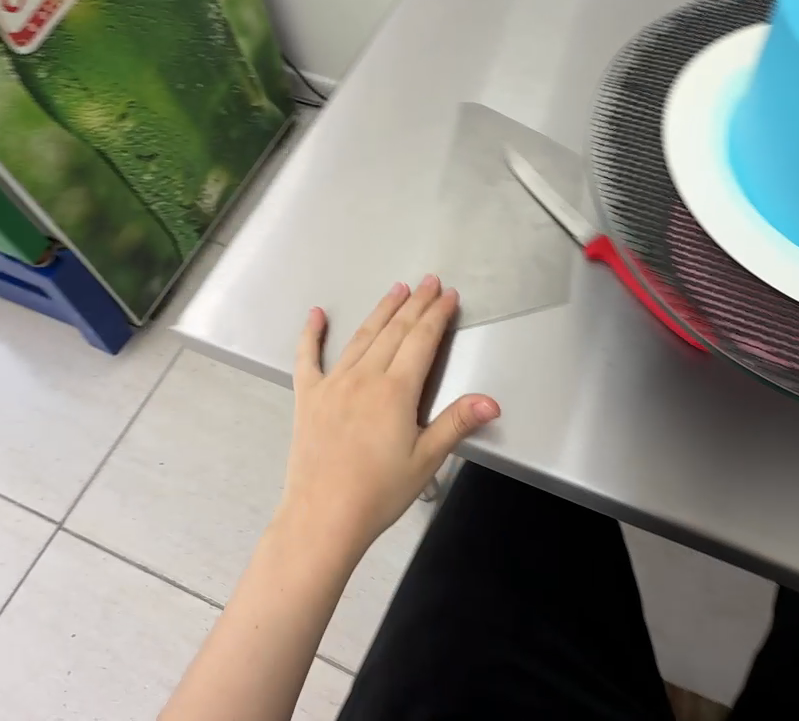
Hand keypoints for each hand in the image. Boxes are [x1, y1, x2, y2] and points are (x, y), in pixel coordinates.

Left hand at [276, 275, 499, 560]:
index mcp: (396, 390)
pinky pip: (308, 357)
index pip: (422, 340)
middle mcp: (364, 377)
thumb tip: (490, 401)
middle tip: (428, 281)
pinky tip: (316, 314)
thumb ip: (456, 423)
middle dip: (415, 303)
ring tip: (396, 290)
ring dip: (381, 310)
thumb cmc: (379, 492)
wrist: (323, 517)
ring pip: (362, 336)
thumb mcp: (426, 459)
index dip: (437, 315)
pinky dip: (311, 333)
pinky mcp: (309, 397)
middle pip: (394, 330)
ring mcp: (333, 384)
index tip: (448, 296)